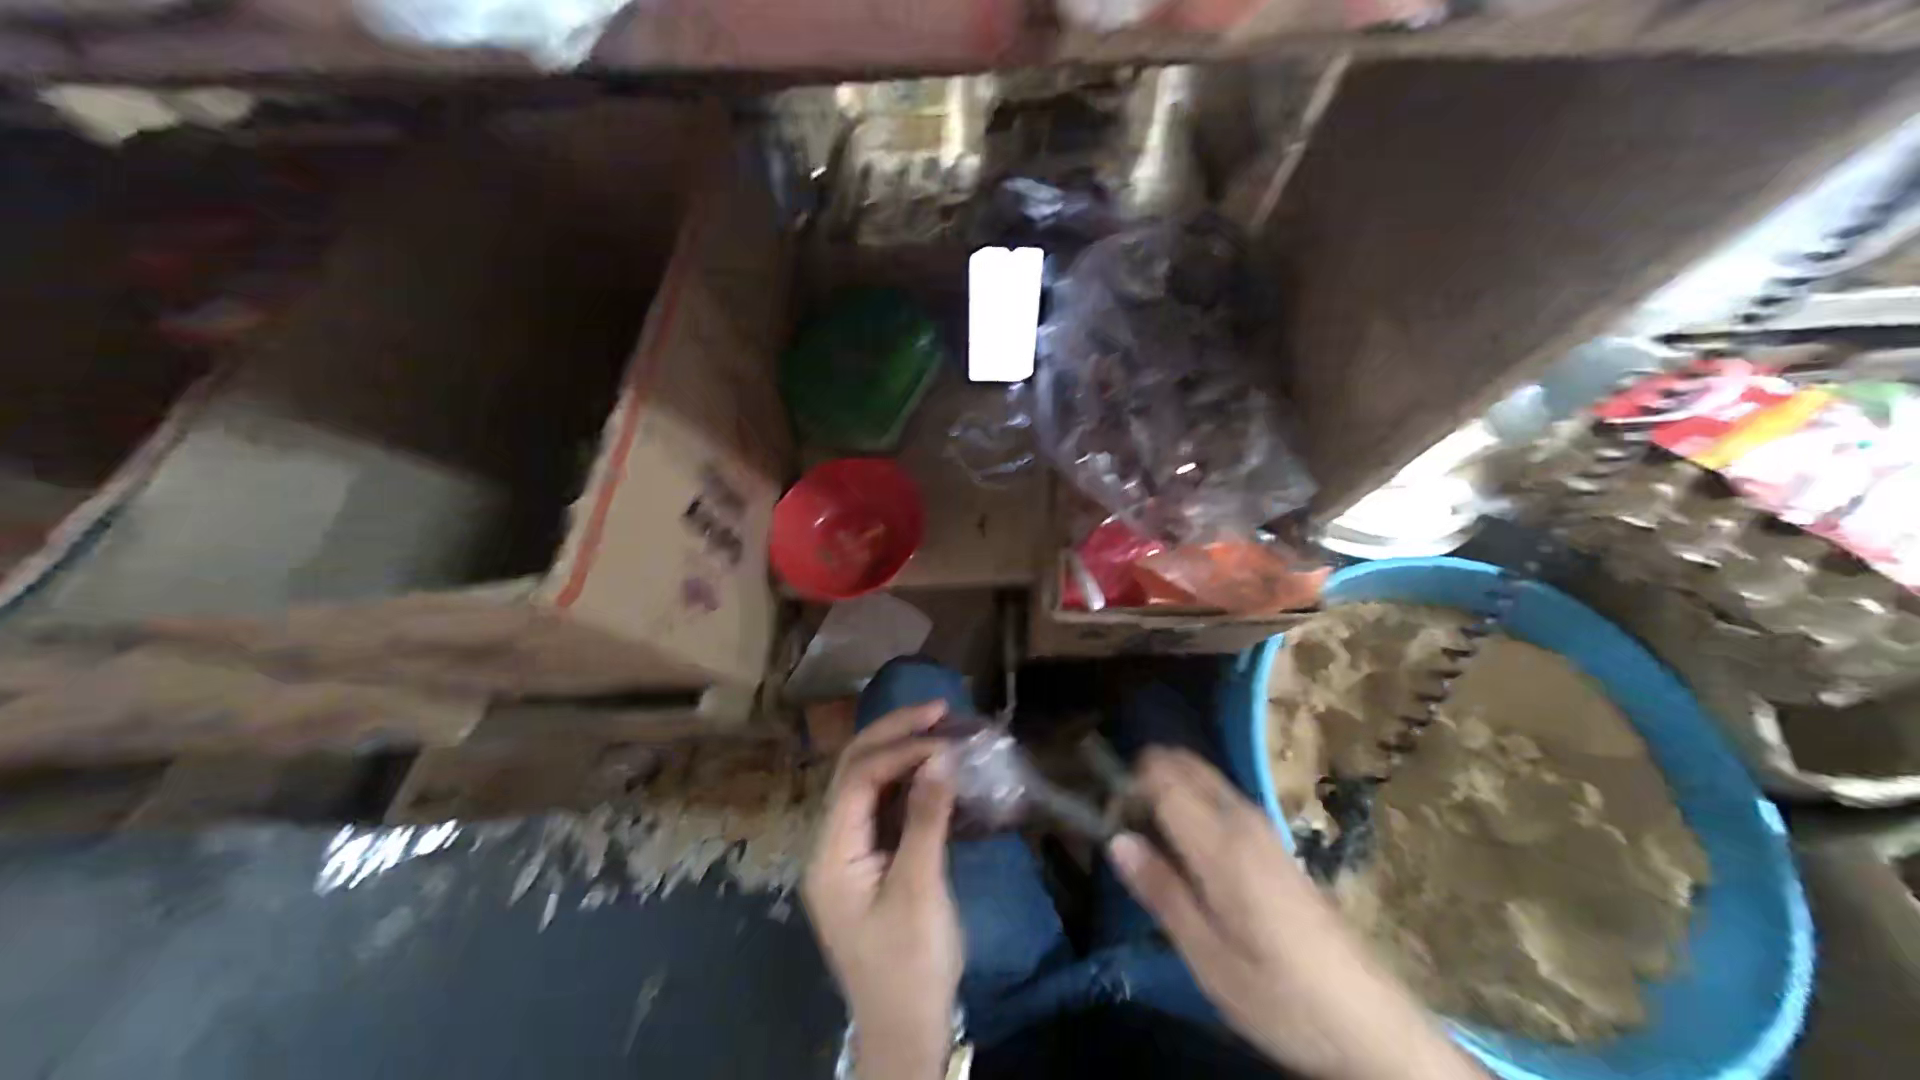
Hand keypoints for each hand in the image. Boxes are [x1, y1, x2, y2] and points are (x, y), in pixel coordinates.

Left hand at [802, 702, 960, 1079]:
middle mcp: (832, 844)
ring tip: (941, 728)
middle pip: (855, 771)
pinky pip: (885, 808)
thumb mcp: (920, 891)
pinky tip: (937, 770)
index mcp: (830, 853)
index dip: (900, 749)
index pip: (858, 779)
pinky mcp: (871, 862)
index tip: (946, 736)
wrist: (906, 1030)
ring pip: (869, 785)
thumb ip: (927, 819)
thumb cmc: (910, 964)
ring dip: (902, 754)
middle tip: (939, 711)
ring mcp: (850, 853)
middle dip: (894, 736)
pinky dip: (910, 783)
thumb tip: (941, 756)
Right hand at [1108, 748, 1485, 1079]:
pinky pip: (1221, 798)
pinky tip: (1189, 852)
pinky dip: (1193, 803)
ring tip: (1151, 839)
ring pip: (1203, 777)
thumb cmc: (1279, 996)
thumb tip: (1115, 838)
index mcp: (1221, 843)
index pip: (1162, 775)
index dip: (1128, 783)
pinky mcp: (1275, 843)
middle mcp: (1243, 820)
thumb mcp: (1207, 957)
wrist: (1370, 1026)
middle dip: (1146, 778)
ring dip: (1169, 789)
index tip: (1109, 816)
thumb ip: (1160, 890)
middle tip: (1126, 826)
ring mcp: (1264, 828)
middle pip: (1184, 764)